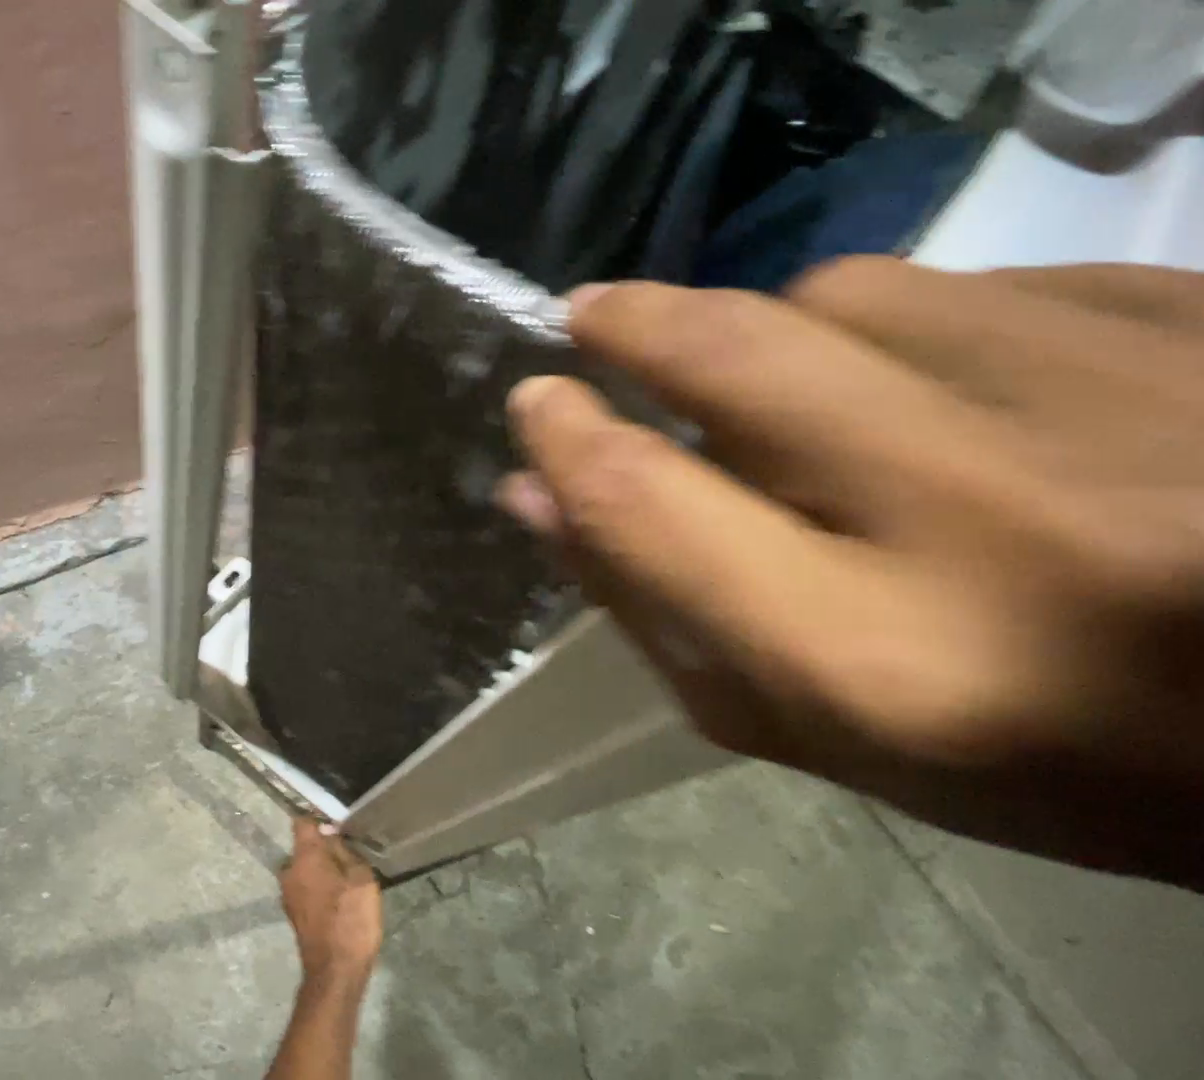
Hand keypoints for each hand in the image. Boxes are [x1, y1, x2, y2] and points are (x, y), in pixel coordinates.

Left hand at [279, 819, 382, 985]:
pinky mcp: (293, 913)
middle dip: (325, 849)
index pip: (303, 822)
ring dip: (323, 871)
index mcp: (304, 856)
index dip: (321, 820)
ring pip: (306, 869)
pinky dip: (320, 889)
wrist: (335, 970)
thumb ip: (344, 850)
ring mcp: (288, 893)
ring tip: (348, 883)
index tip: (340, 826)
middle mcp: (289, 870)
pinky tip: (339, 902)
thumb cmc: (351, 918)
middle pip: (305, 848)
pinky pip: (306, 888)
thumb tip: (331, 833)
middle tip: (351, 859)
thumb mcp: (361, 877)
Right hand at [500, 259, 1203, 887]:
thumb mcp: (818, 727)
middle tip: (589, 318)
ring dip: (778, 327)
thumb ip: (655, 610)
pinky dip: (915, 320)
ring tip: (795, 378)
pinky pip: (983, 279)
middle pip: (735, 358)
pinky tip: (946, 377)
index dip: (566, 438)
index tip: (540, 404)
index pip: (647, 499)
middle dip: (632, 324)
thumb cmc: (1033, 756)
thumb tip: (536, 494)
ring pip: (850, 295)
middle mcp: (991, 517)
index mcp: (882, 657)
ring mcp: (1122, 396)